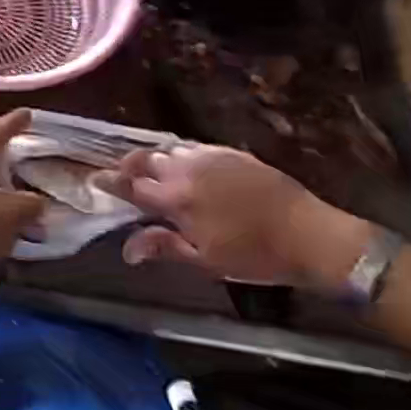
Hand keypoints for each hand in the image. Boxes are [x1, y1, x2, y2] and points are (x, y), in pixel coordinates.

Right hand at [92, 143, 376, 289]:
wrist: (315, 238)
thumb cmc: (257, 257)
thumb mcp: (207, 261)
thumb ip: (164, 247)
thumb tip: (127, 251)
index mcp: (174, 200)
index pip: (128, 184)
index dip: (108, 181)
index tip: (95, 179)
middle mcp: (183, 172)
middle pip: (141, 159)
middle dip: (128, 166)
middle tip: (124, 176)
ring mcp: (208, 158)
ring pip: (166, 151)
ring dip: (156, 160)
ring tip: (156, 172)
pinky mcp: (230, 153)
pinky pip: (194, 148)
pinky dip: (183, 156)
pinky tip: (189, 168)